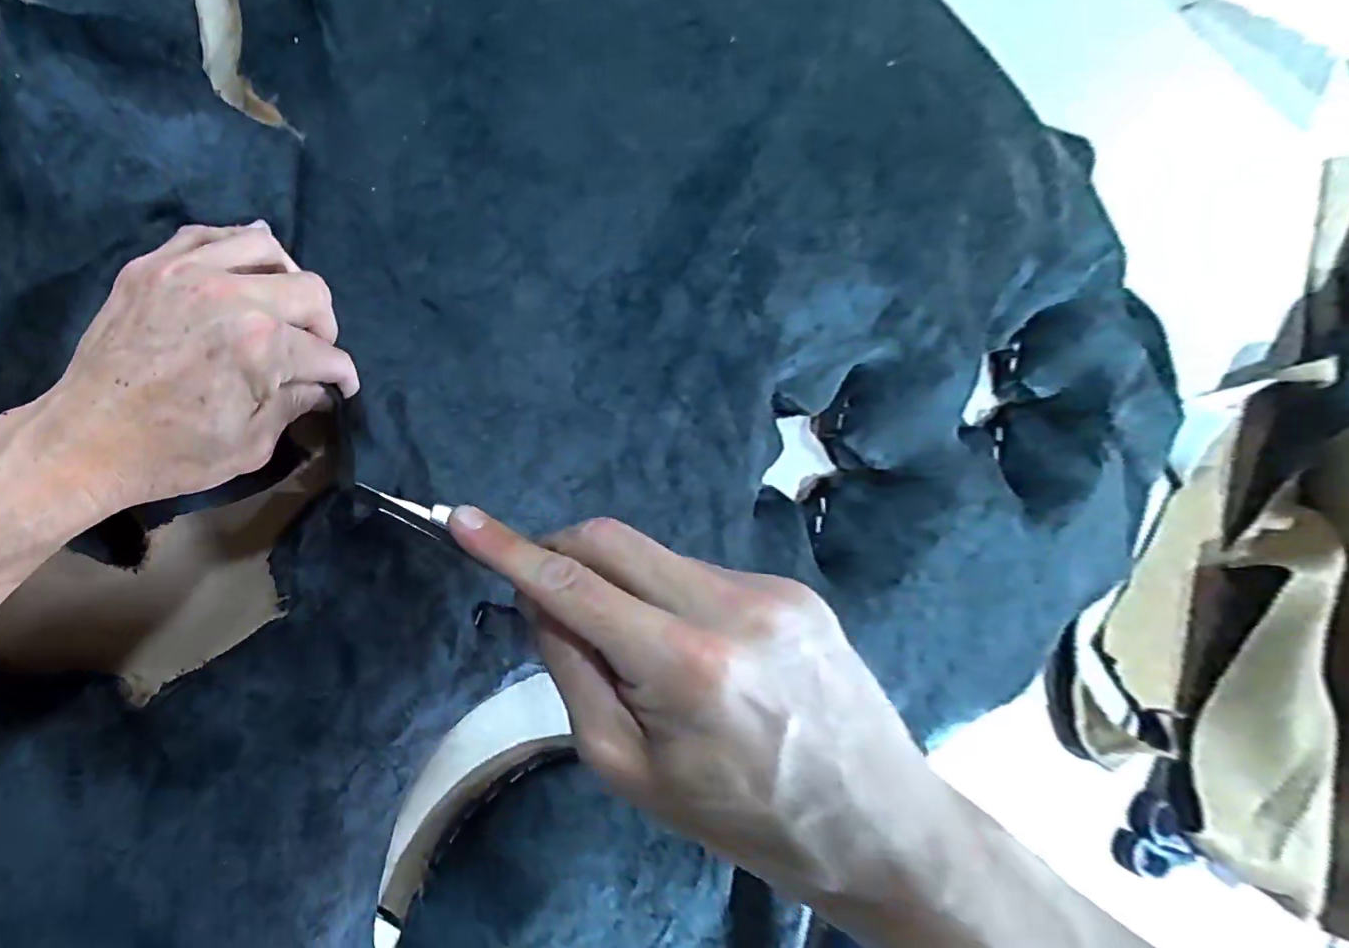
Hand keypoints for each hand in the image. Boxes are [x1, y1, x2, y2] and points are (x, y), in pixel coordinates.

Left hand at [24, 221, 357, 522]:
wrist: (86, 440)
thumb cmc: (171, 454)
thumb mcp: (250, 445)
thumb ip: (294, 405)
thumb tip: (321, 387)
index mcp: (261, 345)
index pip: (325, 352)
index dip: (341, 373)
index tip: (341, 384)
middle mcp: (232, 295)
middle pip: (311, 290)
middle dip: (324, 326)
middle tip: (313, 349)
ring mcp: (187, 271)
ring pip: (266, 246)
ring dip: (287, 278)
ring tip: (279, 304)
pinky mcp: (152, 266)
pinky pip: (209, 235)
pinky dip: (235, 248)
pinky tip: (240, 270)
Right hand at [447, 509, 953, 903]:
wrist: (885, 828)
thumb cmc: (740, 816)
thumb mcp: (628, 769)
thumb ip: (572, 673)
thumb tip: (540, 602)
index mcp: (686, 667)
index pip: (572, 586)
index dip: (509, 550)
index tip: (463, 520)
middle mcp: (729, 608)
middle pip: (607, 541)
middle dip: (557, 553)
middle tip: (542, 592)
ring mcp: (768, 588)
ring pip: (649, 553)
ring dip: (615, 582)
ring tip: (636, 645)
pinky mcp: (791, 585)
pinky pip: (692, 569)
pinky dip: (662, 593)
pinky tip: (689, 645)